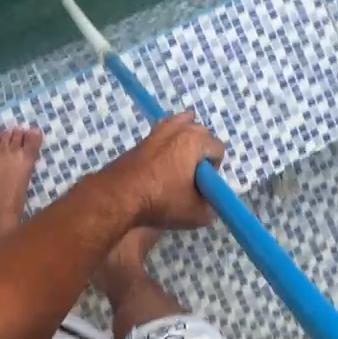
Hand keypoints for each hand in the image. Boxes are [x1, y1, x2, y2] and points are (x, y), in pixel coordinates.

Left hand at [103, 112, 225, 229]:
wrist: (120, 195)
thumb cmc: (161, 200)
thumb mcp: (196, 213)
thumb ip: (211, 207)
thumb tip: (209, 202)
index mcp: (194, 141)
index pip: (217, 148)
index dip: (215, 168)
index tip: (203, 184)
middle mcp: (178, 128)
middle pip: (201, 133)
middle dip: (202, 152)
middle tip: (193, 175)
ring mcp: (159, 130)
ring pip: (182, 125)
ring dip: (186, 140)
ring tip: (182, 163)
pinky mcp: (144, 137)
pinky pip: (164, 129)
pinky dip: (169, 138)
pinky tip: (166, 155)